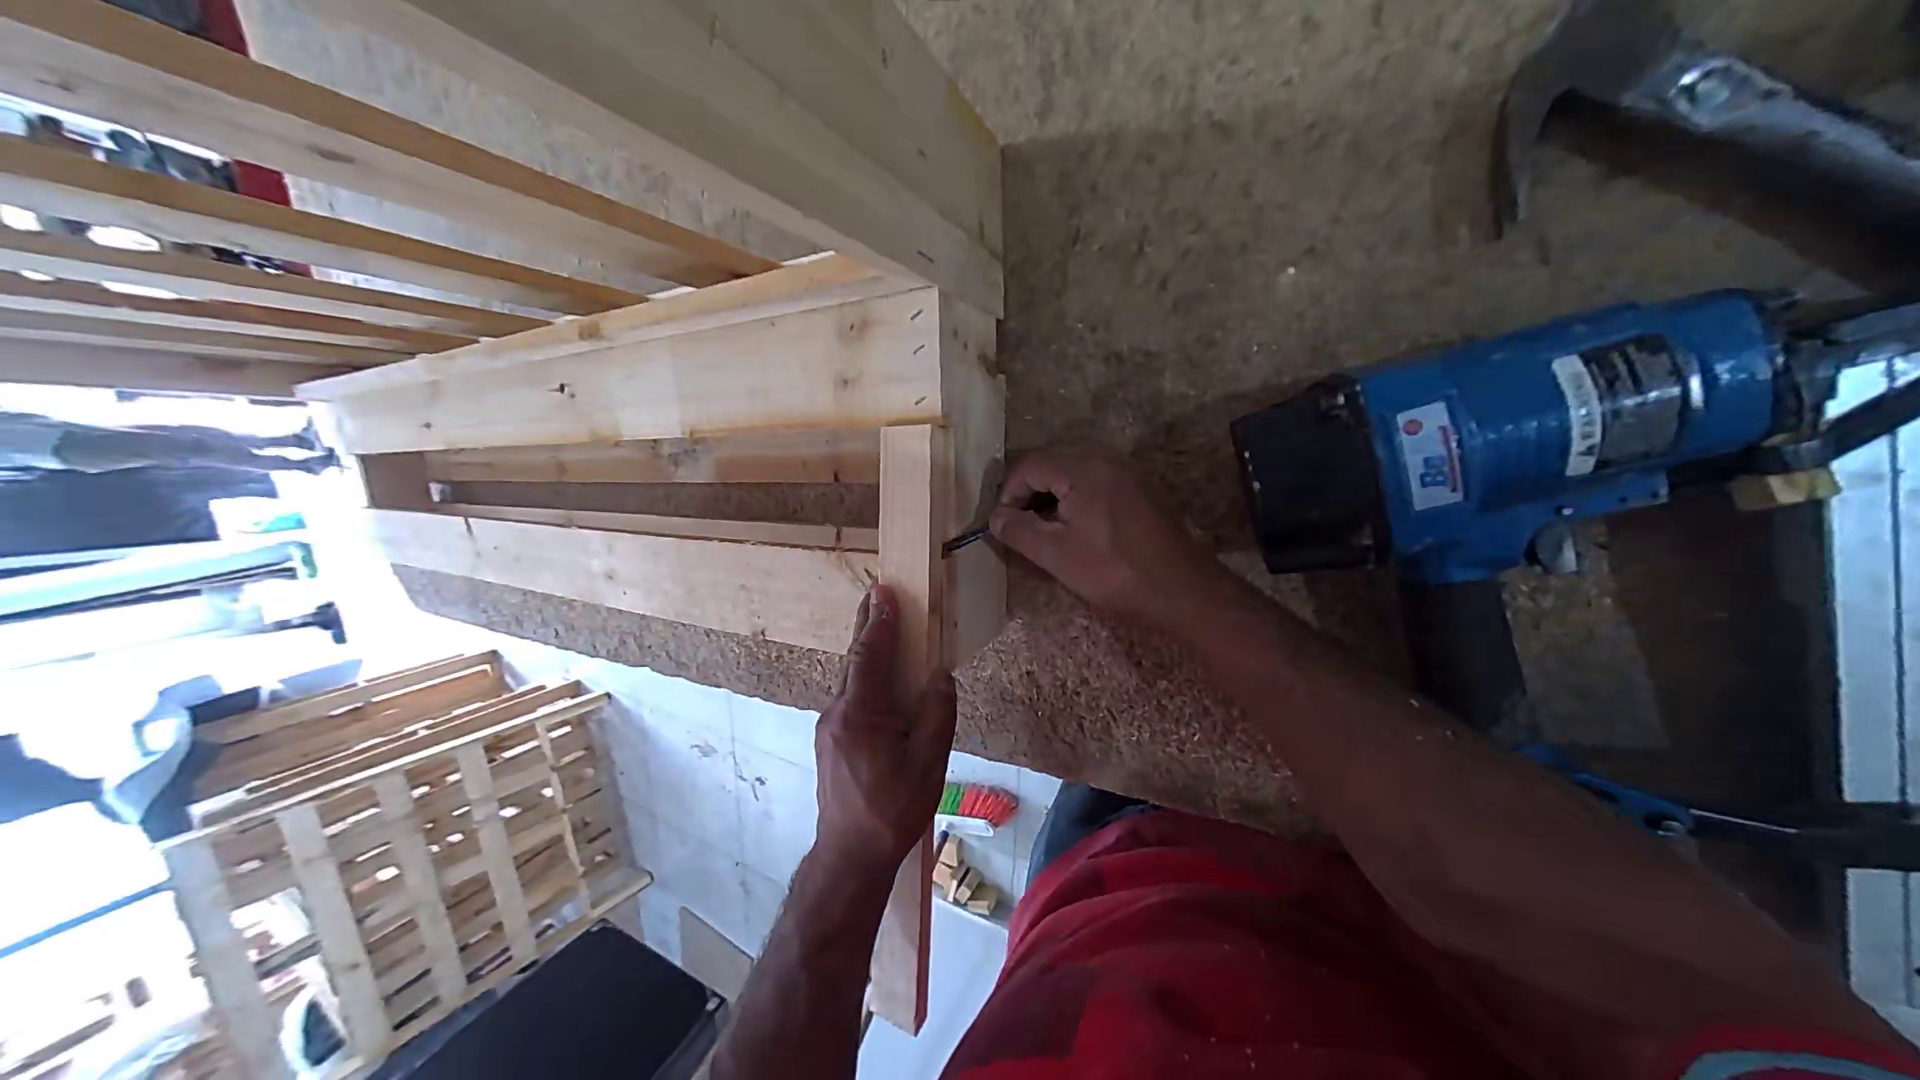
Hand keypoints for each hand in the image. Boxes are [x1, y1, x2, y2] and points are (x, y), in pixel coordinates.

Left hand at [812, 584, 956, 875]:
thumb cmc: (893, 809)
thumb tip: (940, 676)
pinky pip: (848, 696)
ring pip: (849, 679)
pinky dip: (863, 676)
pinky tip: (877, 678)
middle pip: (854, 660)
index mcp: (860, 713)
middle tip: (876, 594)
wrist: (850, 854)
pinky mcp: (829, 740)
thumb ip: (936, 714)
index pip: (870, 655)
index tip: (885, 591)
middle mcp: (837, 712)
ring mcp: (828, 726)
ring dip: (865, 652)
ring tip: (880, 629)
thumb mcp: (928, 763)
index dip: (879, 622)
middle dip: (866, 625)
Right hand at [989, 445, 1228, 624]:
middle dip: (1027, 488)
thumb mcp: (1056, 556)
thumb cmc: (1115, 572)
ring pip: (1074, 467)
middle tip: (1016, 523)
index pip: (1028, 465)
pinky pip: (1096, 477)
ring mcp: (1127, 470)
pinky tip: (1073, 524)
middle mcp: (1106, 457)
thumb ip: (1019, 531)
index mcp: (1083, 467)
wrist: (1183, 590)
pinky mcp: (1140, 487)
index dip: (1007, 493)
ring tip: (1040, 525)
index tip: (1001, 524)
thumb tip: (995, 518)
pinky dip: (1075, 493)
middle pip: (1051, 459)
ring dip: (1051, 491)